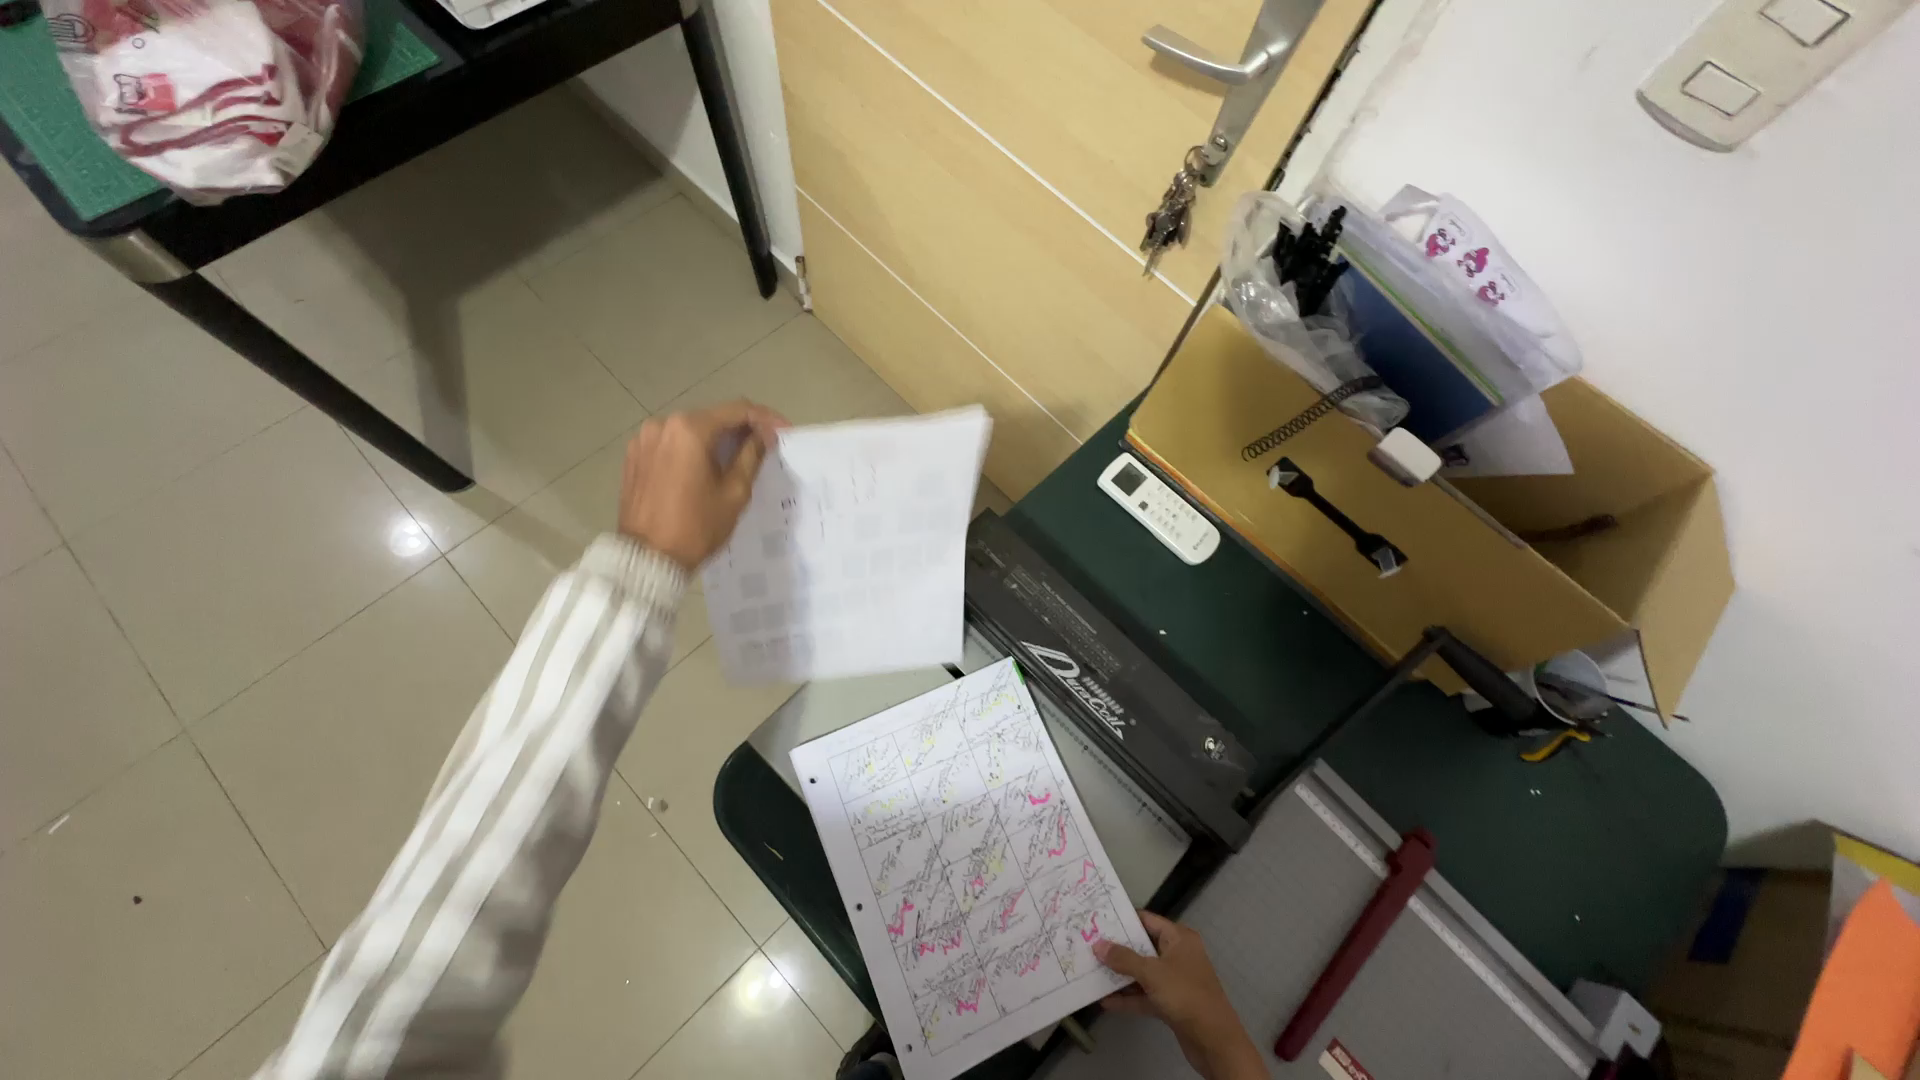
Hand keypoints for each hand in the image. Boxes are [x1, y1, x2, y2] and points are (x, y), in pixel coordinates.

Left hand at [617, 400, 788, 569]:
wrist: (646, 559)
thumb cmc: (696, 527)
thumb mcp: (734, 492)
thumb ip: (752, 455)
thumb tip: (764, 435)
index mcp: (689, 429)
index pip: (737, 410)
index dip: (766, 418)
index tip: (784, 432)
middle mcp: (663, 424)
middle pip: (712, 417)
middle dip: (740, 429)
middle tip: (764, 447)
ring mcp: (644, 439)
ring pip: (691, 430)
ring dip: (715, 440)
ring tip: (735, 461)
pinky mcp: (634, 456)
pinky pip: (671, 444)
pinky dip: (692, 450)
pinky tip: (704, 469)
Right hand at [1094, 911, 1265, 1079]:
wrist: (1215, 1041)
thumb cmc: (1186, 995)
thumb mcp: (1152, 973)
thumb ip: (1124, 959)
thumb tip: (1098, 946)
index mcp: (1179, 938)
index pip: (1147, 920)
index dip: (1123, 920)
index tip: (1098, 920)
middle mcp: (1178, 955)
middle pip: (1142, 947)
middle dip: (1118, 949)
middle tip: (1090, 945)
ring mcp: (1175, 981)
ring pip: (1143, 973)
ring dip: (1121, 975)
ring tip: (1092, 972)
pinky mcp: (1172, 1003)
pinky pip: (1146, 995)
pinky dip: (1129, 998)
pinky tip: (1106, 1001)